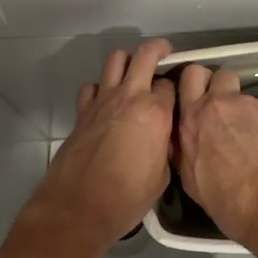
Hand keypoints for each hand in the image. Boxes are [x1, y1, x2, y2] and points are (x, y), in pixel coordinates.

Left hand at [27, 40, 175, 245]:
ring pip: (115, 59)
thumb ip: (166, 146)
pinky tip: (105, 102)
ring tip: (133, 73)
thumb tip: (164, 136)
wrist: (78, 208)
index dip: (177, 87)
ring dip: (127, 61)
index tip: (179, 94)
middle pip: (145, 54)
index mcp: (156, 112)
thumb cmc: (127, 198)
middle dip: (158, 48)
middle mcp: (130, 97)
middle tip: (164, 52)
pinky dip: (100, 88)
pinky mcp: (82, 111)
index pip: (171, 84)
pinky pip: (92, 86)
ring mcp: (102, 101)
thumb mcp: (163, 176)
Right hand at [173, 65, 257, 240]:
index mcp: (192, 120)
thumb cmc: (227, 200)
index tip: (195, 99)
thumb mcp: (191, 179)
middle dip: (214, 83)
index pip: (188, 77)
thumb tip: (183, 138)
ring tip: (244, 127)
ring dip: (237, 102)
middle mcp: (217, 104)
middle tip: (218, 104)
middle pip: (212, 72)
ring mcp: (246, 104)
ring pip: (238, 88)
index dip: (192, 85)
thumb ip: (183, 149)